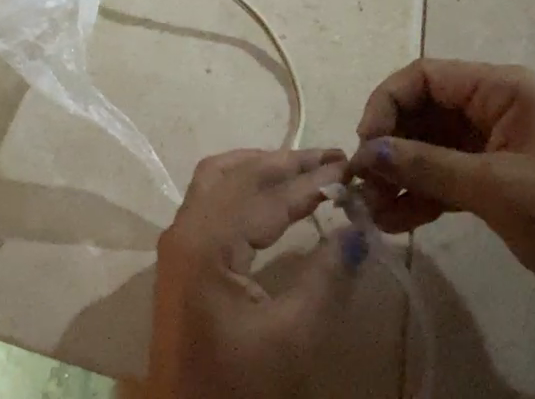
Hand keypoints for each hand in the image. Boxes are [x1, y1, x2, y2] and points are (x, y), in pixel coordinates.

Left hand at [146, 148, 365, 398]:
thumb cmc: (239, 384)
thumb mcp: (293, 337)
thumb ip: (326, 277)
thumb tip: (356, 228)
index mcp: (207, 242)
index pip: (266, 196)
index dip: (311, 181)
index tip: (349, 167)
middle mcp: (185, 228)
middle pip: (237, 174)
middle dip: (285, 162)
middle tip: (332, 158)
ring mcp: (178, 240)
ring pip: (217, 177)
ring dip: (259, 166)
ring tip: (303, 166)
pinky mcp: (180, 254)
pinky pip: (209, 196)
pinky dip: (242, 182)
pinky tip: (268, 191)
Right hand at [350, 59, 534, 312]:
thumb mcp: (498, 188)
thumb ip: (429, 166)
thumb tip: (365, 152)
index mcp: (501, 90)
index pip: (426, 77)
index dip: (387, 103)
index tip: (364, 144)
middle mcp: (490, 109)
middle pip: (420, 112)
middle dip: (387, 145)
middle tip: (360, 184)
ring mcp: (489, 145)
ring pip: (425, 147)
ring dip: (396, 175)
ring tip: (369, 209)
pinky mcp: (490, 181)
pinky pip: (441, 178)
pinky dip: (417, 196)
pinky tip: (392, 221)